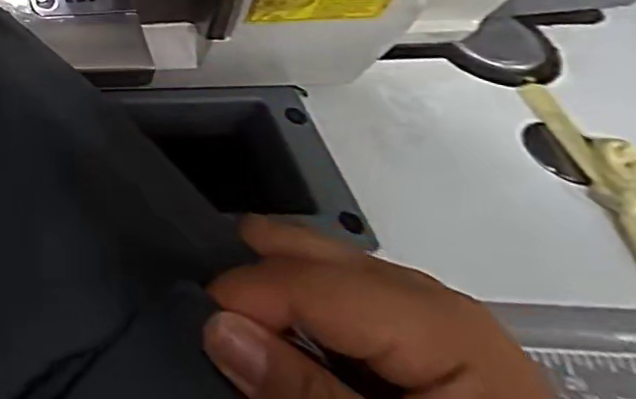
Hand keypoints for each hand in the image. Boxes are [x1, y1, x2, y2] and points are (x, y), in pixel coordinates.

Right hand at [203, 216, 552, 398]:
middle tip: (217, 330)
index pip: (307, 277)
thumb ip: (305, 391)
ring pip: (313, 263)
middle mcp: (429, 296)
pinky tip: (292, 348)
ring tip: (250, 342)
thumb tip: (218, 329)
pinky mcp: (419, 329)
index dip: (240, 294)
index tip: (198, 327)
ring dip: (271, 296)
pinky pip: (335, 292)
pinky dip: (300, 311)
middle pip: (305, 250)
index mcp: (437, 322)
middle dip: (250, 279)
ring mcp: (425, 308)